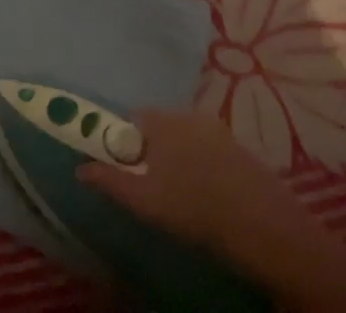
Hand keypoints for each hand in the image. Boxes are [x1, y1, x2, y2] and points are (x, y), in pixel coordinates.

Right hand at [76, 109, 297, 250]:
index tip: (123, 167)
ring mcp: (221, 131)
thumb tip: (80, 168)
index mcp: (162, 121)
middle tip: (150, 182)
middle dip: (150, 148)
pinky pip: (211, 151)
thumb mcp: (142, 200)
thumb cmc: (193, 209)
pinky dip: (203, 165)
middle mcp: (190, 115)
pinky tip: (208, 194)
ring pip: (186, 138)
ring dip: (178, 157)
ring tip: (180, 191)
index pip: (130, 119)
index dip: (122, 141)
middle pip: (159, 126)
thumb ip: (108, 180)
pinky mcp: (244, 151)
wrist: (265, 230)